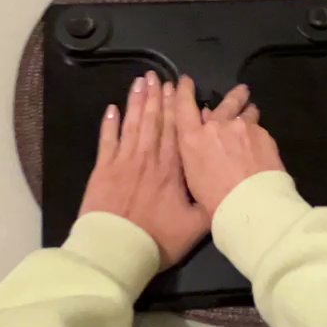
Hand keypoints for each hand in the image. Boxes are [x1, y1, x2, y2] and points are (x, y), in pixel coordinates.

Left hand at [78, 70, 208, 267]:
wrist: (115, 249)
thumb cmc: (156, 240)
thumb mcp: (195, 227)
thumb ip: (210, 205)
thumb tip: (224, 186)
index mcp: (171, 169)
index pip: (176, 130)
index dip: (176, 107)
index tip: (176, 87)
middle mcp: (148, 158)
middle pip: (153, 121)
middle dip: (156, 97)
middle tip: (157, 76)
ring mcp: (123, 161)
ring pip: (132, 124)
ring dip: (136, 102)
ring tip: (140, 82)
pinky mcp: (102, 170)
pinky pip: (106, 140)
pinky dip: (109, 123)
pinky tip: (112, 108)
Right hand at [169, 75, 285, 218]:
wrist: (250, 204)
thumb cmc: (215, 199)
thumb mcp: (194, 175)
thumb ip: (197, 148)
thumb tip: (205, 127)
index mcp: (193, 138)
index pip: (184, 105)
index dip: (184, 90)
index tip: (186, 81)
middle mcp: (217, 126)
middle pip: (226, 102)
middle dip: (234, 95)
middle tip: (242, 91)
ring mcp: (243, 127)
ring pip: (248, 112)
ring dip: (249, 113)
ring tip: (254, 114)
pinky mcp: (263, 134)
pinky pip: (260, 129)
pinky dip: (258, 134)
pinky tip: (261, 146)